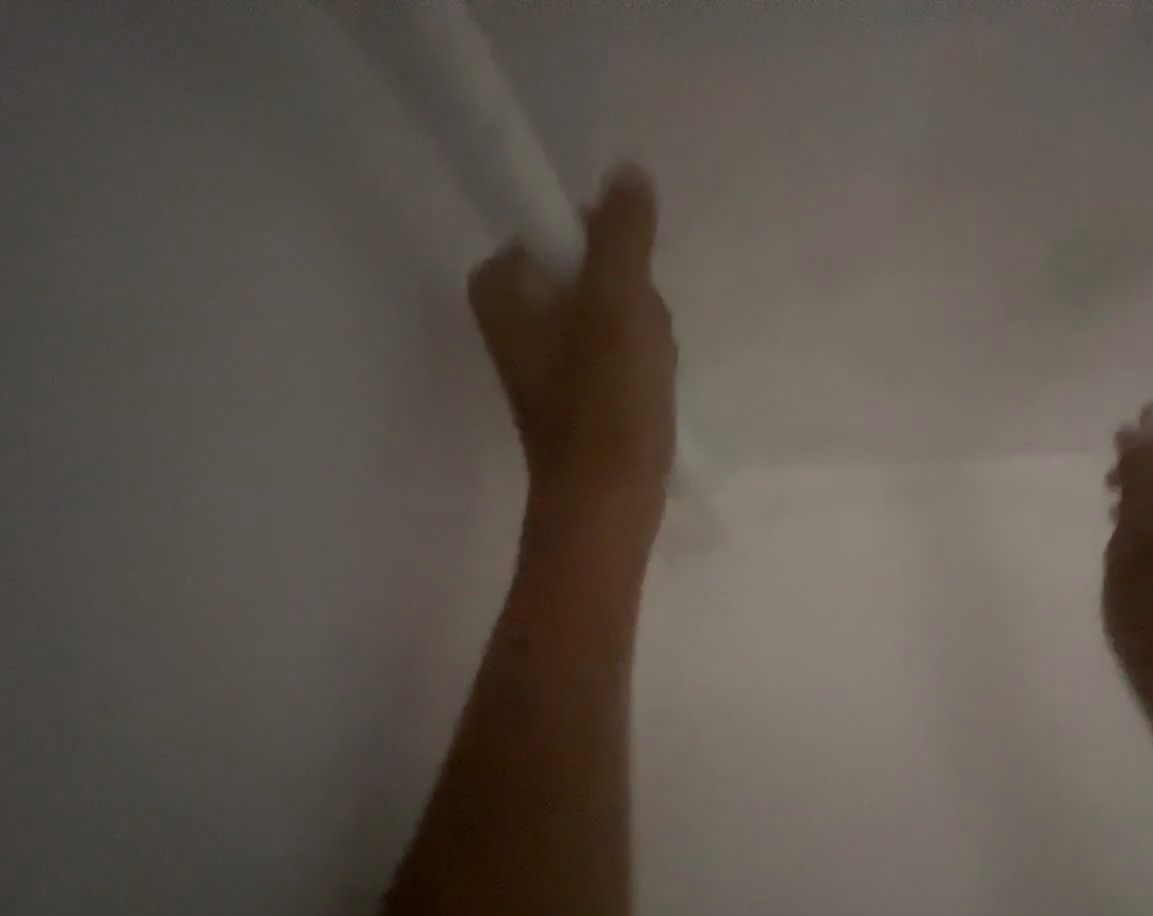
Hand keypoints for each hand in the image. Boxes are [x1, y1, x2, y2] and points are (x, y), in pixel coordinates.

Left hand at [468, 166, 676, 510]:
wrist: (605, 507)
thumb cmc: (605, 407)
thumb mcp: (617, 306)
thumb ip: (621, 235)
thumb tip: (626, 171)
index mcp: (502, 287)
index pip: (566, 228)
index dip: (611, 256)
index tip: (628, 298)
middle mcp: (514, 316)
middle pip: (594, 268)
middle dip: (633, 302)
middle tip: (641, 346)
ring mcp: (546, 355)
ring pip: (615, 310)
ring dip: (645, 335)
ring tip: (648, 377)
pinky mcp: (575, 388)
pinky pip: (619, 348)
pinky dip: (642, 364)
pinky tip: (649, 393)